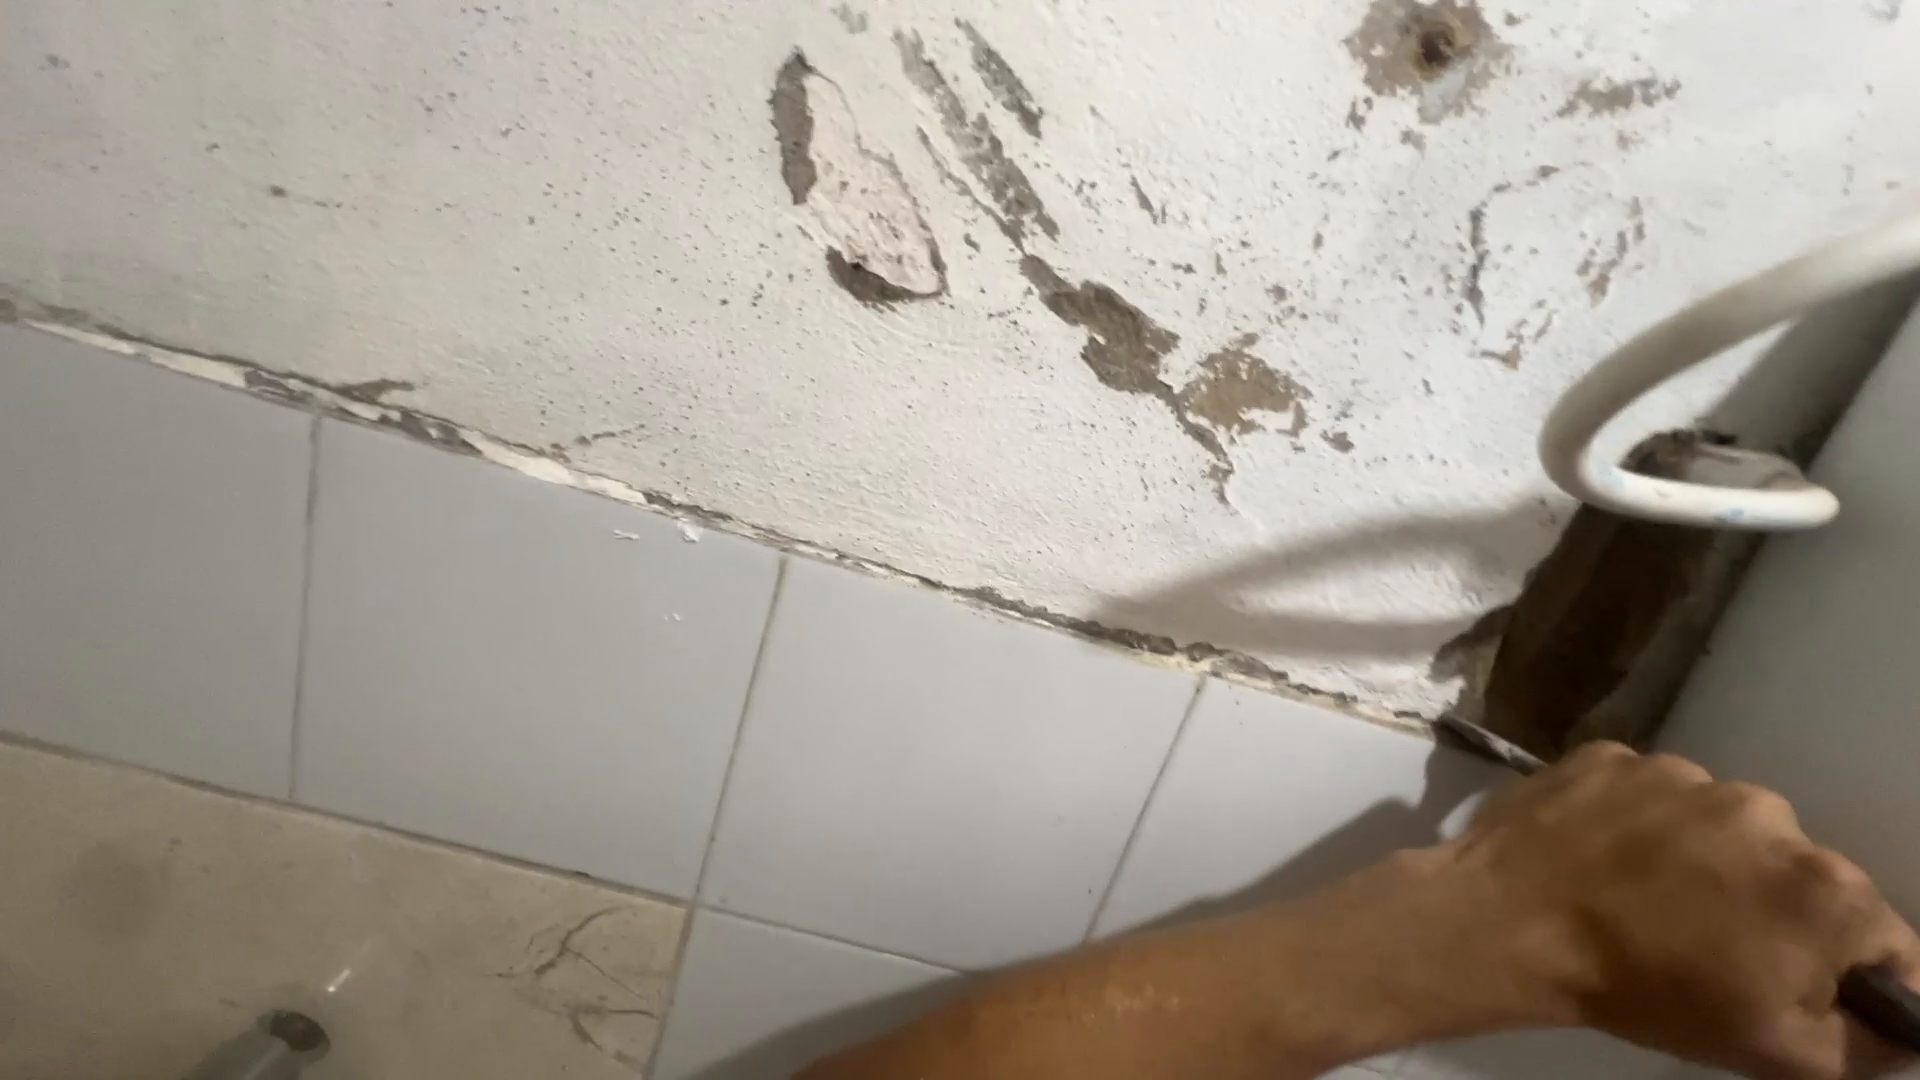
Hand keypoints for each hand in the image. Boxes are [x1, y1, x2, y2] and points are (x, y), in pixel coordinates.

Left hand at [1437, 742, 1919, 1078]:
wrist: (1505, 918)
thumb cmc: (1643, 987)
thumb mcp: (1787, 1051)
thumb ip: (1871, 1033)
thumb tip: (1891, 1008)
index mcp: (1825, 885)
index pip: (1876, 935)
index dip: (1836, 966)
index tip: (1780, 975)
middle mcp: (1759, 809)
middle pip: (1790, 866)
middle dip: (1761, 900)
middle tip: (1693, 930)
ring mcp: (1670, 772)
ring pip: (1712, 820)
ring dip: (1694, 850)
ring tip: (1636, 885)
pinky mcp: (1602, 755)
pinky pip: (1641, 790)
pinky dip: (1630, 815)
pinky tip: (1597, 847)